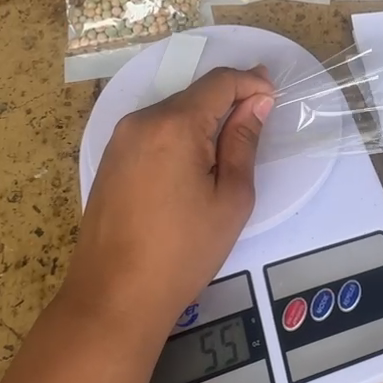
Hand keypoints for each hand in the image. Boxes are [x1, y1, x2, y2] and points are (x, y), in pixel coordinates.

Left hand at [0, 66, 273, 382]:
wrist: (112, 299)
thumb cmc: (181, 252)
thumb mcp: (230, 198)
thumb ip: (244, 142)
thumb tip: (257, 104)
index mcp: (174, 125)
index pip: (219, 82)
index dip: (250, 83)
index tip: (272, 97)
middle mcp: (142, 121)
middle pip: (195, 94)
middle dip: (228, 101)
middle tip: (256, 122)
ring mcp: (121, 139)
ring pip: (174, 111)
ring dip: (203, 118)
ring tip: (228, 149)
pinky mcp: (111, 159)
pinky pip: (154, 130)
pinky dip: (179, 134)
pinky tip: (193, 165)